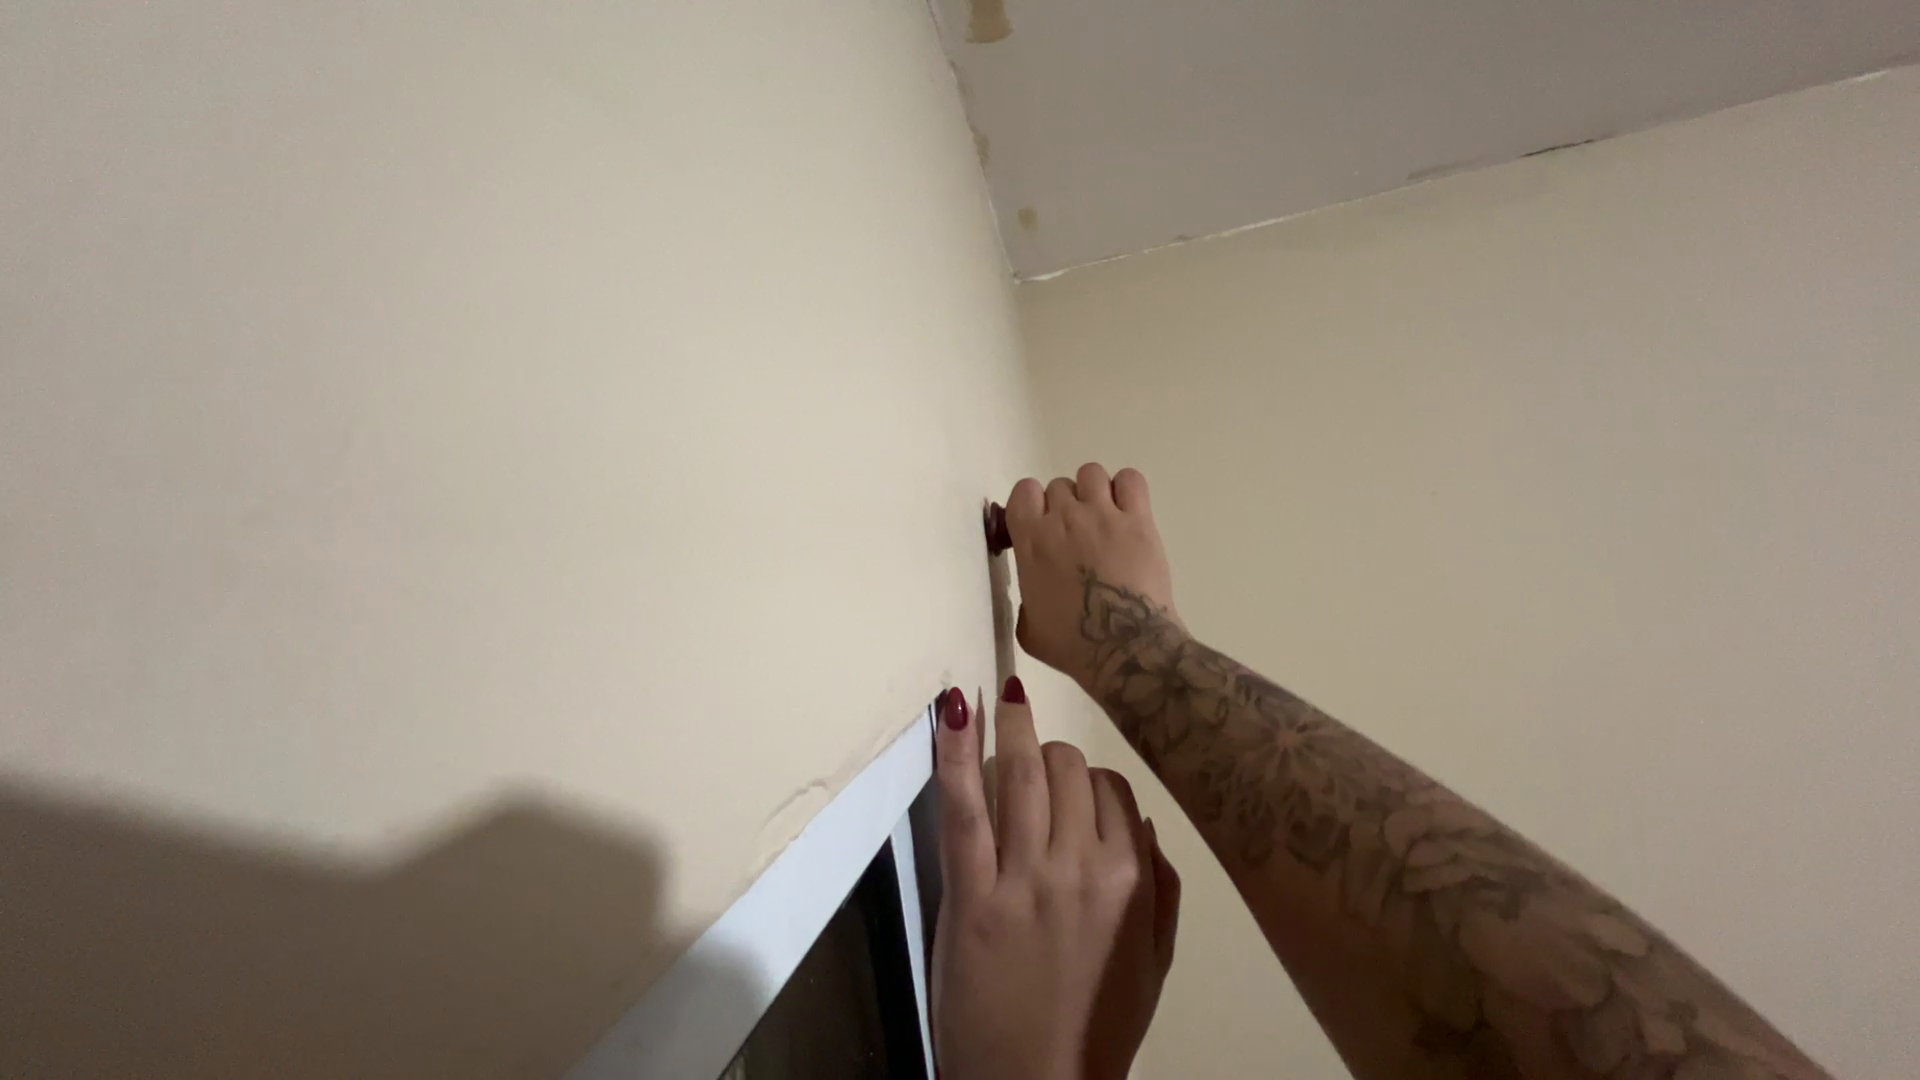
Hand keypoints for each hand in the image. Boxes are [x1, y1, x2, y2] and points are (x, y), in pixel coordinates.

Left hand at [930, 682, 1179, 1079]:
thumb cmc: (1096, 1026)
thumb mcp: (1153, 964)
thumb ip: (1163, 890)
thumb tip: (1142, 823)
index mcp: (1131, 880)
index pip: (1111, 790)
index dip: (1089, 781)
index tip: (1071, 789)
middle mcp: (1083, 866)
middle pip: (1069, 771)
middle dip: (1053, 753)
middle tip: (1035, 753)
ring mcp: (1025, 877)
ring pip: (1024, 775)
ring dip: (1014, 725)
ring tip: (1005, 694)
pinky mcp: (971, 893)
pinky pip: (965, 808)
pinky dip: (959, 755)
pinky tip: (956, 712)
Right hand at [1005, 464, 1180, 691]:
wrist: (1125, 648)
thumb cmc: (1072, 645)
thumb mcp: (1028, 626)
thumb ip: (1026, 596)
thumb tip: (1037, 588)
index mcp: (1031, 541)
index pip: (1024, 490)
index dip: (1031, 506)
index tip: (1039, 526)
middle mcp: (1064, 518)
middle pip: (1058, 486)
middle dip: (1064, 507)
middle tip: (1076, 536)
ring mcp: (1103, 515)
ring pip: (1091, 474)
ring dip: (1093, 493)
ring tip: (1102, 520)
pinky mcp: (1139, 520)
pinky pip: (1130, 479)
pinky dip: (1126, 489)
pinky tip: (1126, 512)